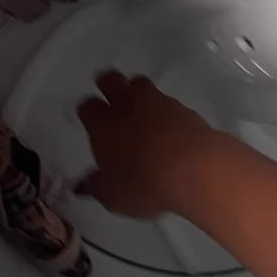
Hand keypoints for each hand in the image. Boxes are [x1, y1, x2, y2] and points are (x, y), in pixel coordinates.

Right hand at [74, 71, 223, 218]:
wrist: (192, 168)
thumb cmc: (144, 184)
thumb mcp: (114, 196)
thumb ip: (96, 187)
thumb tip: (83, 184)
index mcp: (103, 124)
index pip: (87, 106)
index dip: (88, 112)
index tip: (91, 120)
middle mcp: (125, 105)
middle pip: (110, 80)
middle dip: (108, 85)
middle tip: (112, 99)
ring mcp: (155, 101)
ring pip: (139, 83)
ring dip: (137, 91)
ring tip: (141, 109)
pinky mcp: (180, 106)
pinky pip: (166, 99)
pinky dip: (163, 109)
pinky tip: (167, 127)